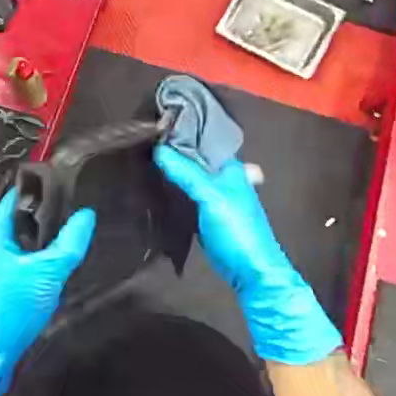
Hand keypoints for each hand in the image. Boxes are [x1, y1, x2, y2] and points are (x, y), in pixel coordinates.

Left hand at [0, 188, 95, 395]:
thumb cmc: (14, 311)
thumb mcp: (49, 274)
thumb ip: (70, 242)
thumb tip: (86, 215)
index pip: (15, 196)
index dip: (41, 192)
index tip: (65, 191)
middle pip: (15, 215)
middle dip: (40, 219)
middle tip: (66, 221)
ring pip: (13, 233)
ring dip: (33, 237)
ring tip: (58, 240)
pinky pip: (7, 249)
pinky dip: (24, 251)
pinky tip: (42, 261)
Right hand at [154, 144, 340, 365]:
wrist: (251, 272)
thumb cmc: (237, 229)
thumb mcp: (211, 197)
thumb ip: (187, 173)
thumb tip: (159, 149)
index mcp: (230, 166)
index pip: (203, 139)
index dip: (182, 131)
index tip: (155, 123)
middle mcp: (223, 177)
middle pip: (195, 158)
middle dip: (174, 150)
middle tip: (143, 141)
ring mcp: (214, 197)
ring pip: (190, 176)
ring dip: (173, 170)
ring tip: (144, 157)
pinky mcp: (205, 215)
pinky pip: (186, 194)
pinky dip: (174, 189)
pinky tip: (156, 184)